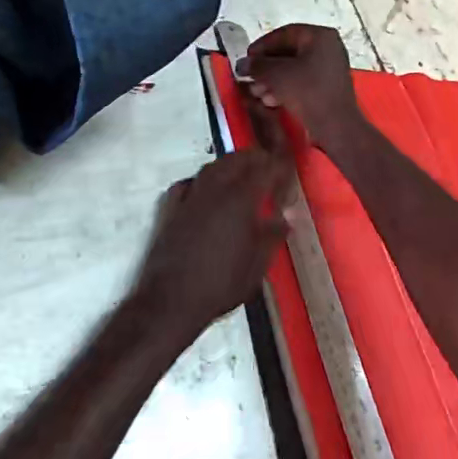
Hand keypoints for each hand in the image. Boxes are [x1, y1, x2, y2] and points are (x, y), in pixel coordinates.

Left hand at [131, 149, 290, 341]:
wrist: (171, 299)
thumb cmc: (221, 285)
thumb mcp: (257, 265)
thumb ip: (272, 235)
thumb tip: (285, 217)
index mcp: (240, 199)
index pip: (266, 169)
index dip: (280, 169)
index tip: (288, 178)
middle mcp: (213, 189)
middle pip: (236, 159)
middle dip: (256, 160)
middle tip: (269, 172)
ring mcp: (188, 196)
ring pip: (212, 167)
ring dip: (230, 166)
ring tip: (243, 179)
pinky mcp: (169, 208)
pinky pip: (189, 183)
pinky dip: (202, 181)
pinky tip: (206, 194)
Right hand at [238, 25, 365, 155]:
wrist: (335, 126)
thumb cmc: (307, 92)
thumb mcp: (276, 75)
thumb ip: (256, 65)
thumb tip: (241, 64)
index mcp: (320, 36)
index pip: (284, 34)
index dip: (261, 45)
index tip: (246, 58)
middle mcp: (328, 48)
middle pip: (288, 52)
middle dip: (265, 66)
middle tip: (248, 76)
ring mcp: (329, 68)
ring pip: (293, 68)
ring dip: (271, 79)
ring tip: (256, 91)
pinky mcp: (327, 87)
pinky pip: (301, 81)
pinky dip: (284, 88)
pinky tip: (269, 100)